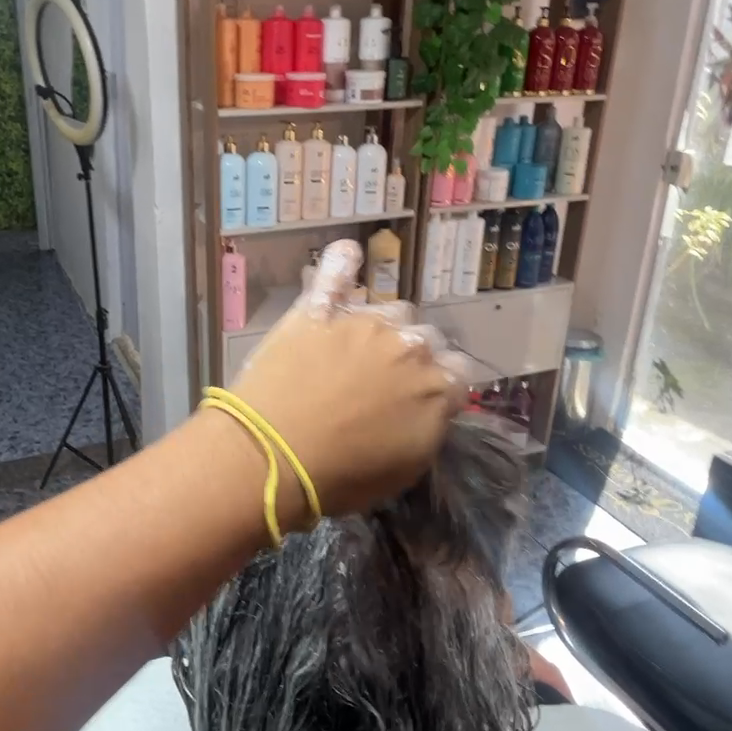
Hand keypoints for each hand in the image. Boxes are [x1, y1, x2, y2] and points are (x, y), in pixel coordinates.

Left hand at [227, 240, 460, 523]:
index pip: (458, 373)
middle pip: (425, 338)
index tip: (420, 401)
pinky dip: (343, 262)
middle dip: (411, 358)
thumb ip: (426, 427)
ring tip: (357, 350)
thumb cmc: (340, 476)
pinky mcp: (318, 310)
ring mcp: (362, 321)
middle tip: (382, 383)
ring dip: (382, 327)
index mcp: (437, 387)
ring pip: (390, 311)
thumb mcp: (403, 469)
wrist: (273, 454)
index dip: (440, 387)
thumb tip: (429, 408)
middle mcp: (409, 345)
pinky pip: (337, 272)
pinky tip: (347, 254)